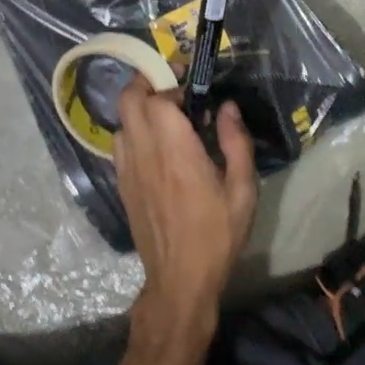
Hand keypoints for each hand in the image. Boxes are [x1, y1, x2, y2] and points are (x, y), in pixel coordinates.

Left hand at [114, 79, 258, 346]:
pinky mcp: (123, 186)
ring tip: (167, 115)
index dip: (172, 84)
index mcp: (175, 152)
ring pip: (120, 122)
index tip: (194, 87)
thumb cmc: (218, 235)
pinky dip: (134, 132)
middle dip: (146, 83)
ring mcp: (128, 171)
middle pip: (127, 101)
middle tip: (173, 87)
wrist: (179, 280)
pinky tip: (157, 145)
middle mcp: (144, 154)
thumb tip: (228, 108)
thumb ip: (236, 143)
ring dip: (139, 109)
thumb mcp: (243, 190)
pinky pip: (120, 145)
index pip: (156, 99)